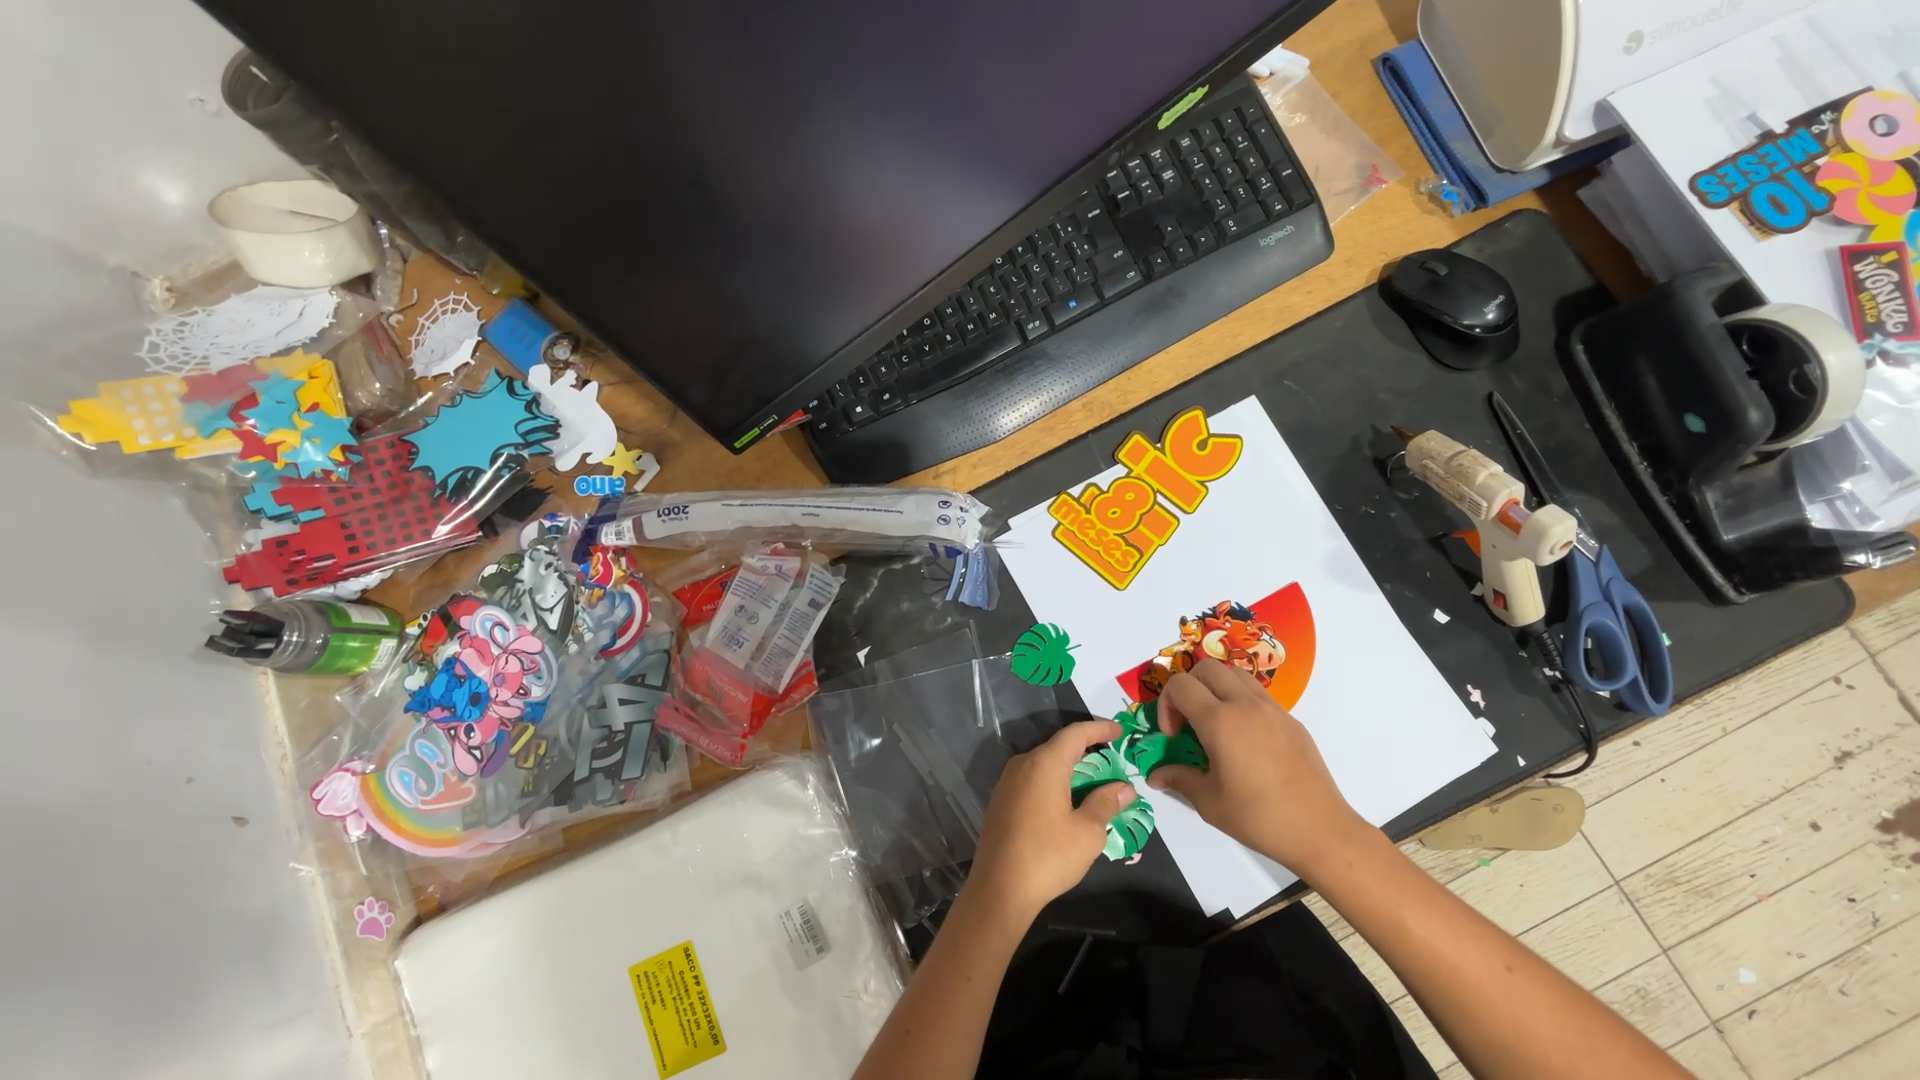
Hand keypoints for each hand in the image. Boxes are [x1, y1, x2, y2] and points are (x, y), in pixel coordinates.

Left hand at [965, 720, 1135, 922]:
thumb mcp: (1088, 831)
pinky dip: (1054, 784)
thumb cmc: (1048, 855)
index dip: (1099, 729)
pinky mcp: (1000, 802)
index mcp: (1045, 763)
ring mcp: (1007, 783)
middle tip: (1113, 763)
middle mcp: (1022, 765)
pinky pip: (1033, 781)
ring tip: (1095, 784)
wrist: (999, 889)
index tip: (1119, 730)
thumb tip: (1124, 788)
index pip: (1076, 733)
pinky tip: (1067, 802)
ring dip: (1070, 771)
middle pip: (1059, 748)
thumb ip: (1107, 803)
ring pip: (1045, 766)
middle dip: (1087, 752)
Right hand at [1148, 658, 1372, 877]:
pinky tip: (1245, 740)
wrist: (1319, 829)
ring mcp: (1272, 710)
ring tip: (1216, 724)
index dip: (1166, 704)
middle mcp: (1245, 705)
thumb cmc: (1258, 817)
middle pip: (1207, 668)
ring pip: (1236, 674)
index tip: (1174, 735)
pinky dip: (1242, 702)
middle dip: (1189, 687)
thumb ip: (1179, 780)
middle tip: (1189, 722)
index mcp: (1220, 722)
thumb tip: (1156, 776)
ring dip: (1217, 688)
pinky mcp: (1292, 721)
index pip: (1180, 685)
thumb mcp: (1209, 803)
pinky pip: (1259, 695)